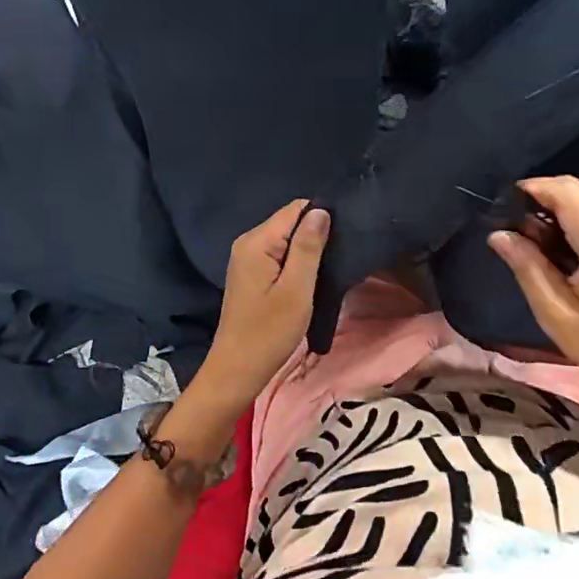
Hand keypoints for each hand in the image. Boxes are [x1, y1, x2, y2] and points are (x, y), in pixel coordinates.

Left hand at [189, 199, 329, 410]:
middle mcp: (248, 242)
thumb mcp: (296, 290)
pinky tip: (308, 281)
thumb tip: (321, 210)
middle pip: (291, 221)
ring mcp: (247, 258)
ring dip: (308, 251)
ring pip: (287, 239)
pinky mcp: (252, 273)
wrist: (237, 370)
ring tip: (327, 271)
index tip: (342, 242)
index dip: (322, 219)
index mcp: (256, 241)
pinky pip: (279, 254)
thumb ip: (308, 247)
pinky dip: (296, 263)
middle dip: (315, 235)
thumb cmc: (269, 333)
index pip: (296, 209)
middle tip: (338, 260)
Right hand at [487, 177, 578, 415]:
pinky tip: (561, 254)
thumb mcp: (558, 315)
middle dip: (542, 202)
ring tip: (532, 244)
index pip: (565, 191)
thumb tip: (499, 235)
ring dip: (559, 214)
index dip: (531, 189)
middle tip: (513, 231)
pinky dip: (577, 226)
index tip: (501, 207)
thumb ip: (527, 268)